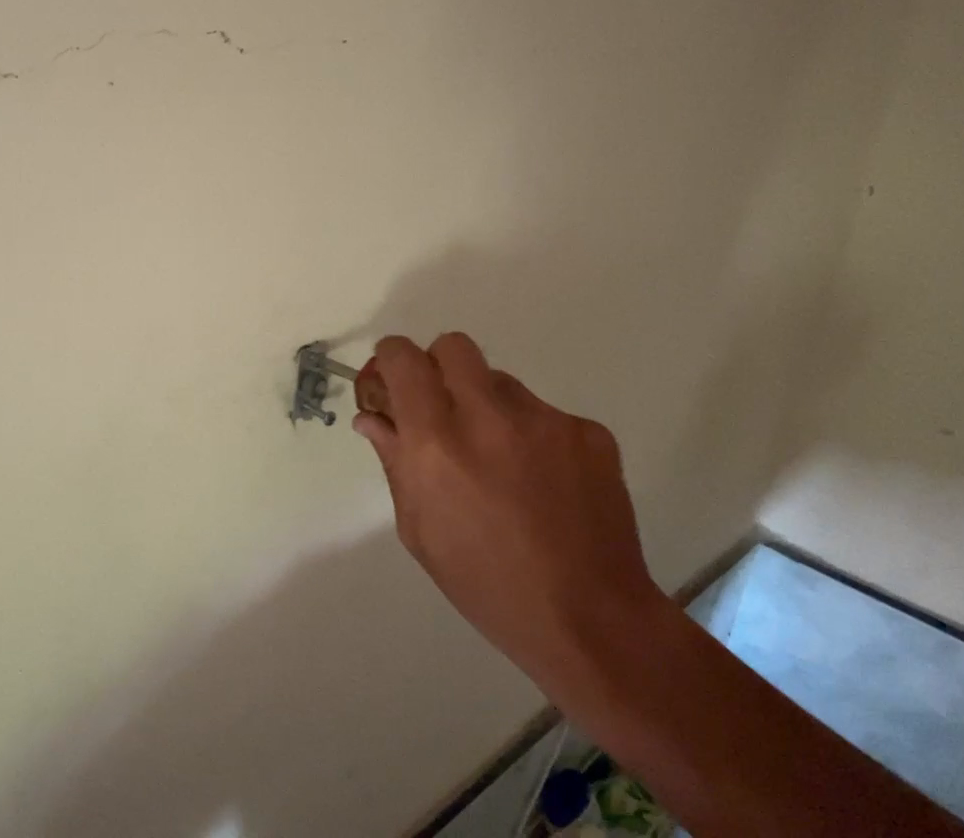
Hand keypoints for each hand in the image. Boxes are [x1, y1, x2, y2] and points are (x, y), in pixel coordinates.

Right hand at [353, 333, 668, 693]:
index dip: (392, 359)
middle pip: (455, 347)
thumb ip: (395, 463)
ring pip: (503, 385)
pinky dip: (534, 438)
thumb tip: (374, 418)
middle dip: (439, 367)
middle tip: (443, 409)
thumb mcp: (420, 531)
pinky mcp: (589, 432)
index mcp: (437, 444)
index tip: (392, 378)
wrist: (587, 616)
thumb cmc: (486, 584)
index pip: (405, 360)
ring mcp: (546, 420)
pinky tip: (545, 486)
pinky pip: (546, 416)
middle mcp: (489, 416)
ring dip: (489, 408)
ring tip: (503, 467)